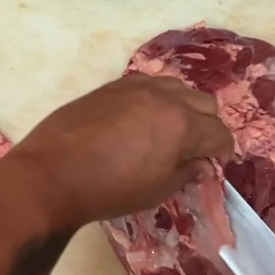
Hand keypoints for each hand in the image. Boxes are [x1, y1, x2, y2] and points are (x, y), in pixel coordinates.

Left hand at [0, 74, 234, 228]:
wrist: (51, 174)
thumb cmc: (109, 190)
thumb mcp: (157, 190)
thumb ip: (187, 172)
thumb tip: (204, 165)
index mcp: (183, 125)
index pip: (220, 134)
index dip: (223, 153)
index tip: (215, 166)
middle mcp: (166, 97)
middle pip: (205, 104)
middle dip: (208, 127)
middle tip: (196, 150)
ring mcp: (137, 86)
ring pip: (179, 88)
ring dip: (185, 108)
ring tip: (172, 131)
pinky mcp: (113, 85)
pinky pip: (150, 84)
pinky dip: (159, 99)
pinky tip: (145, 119)